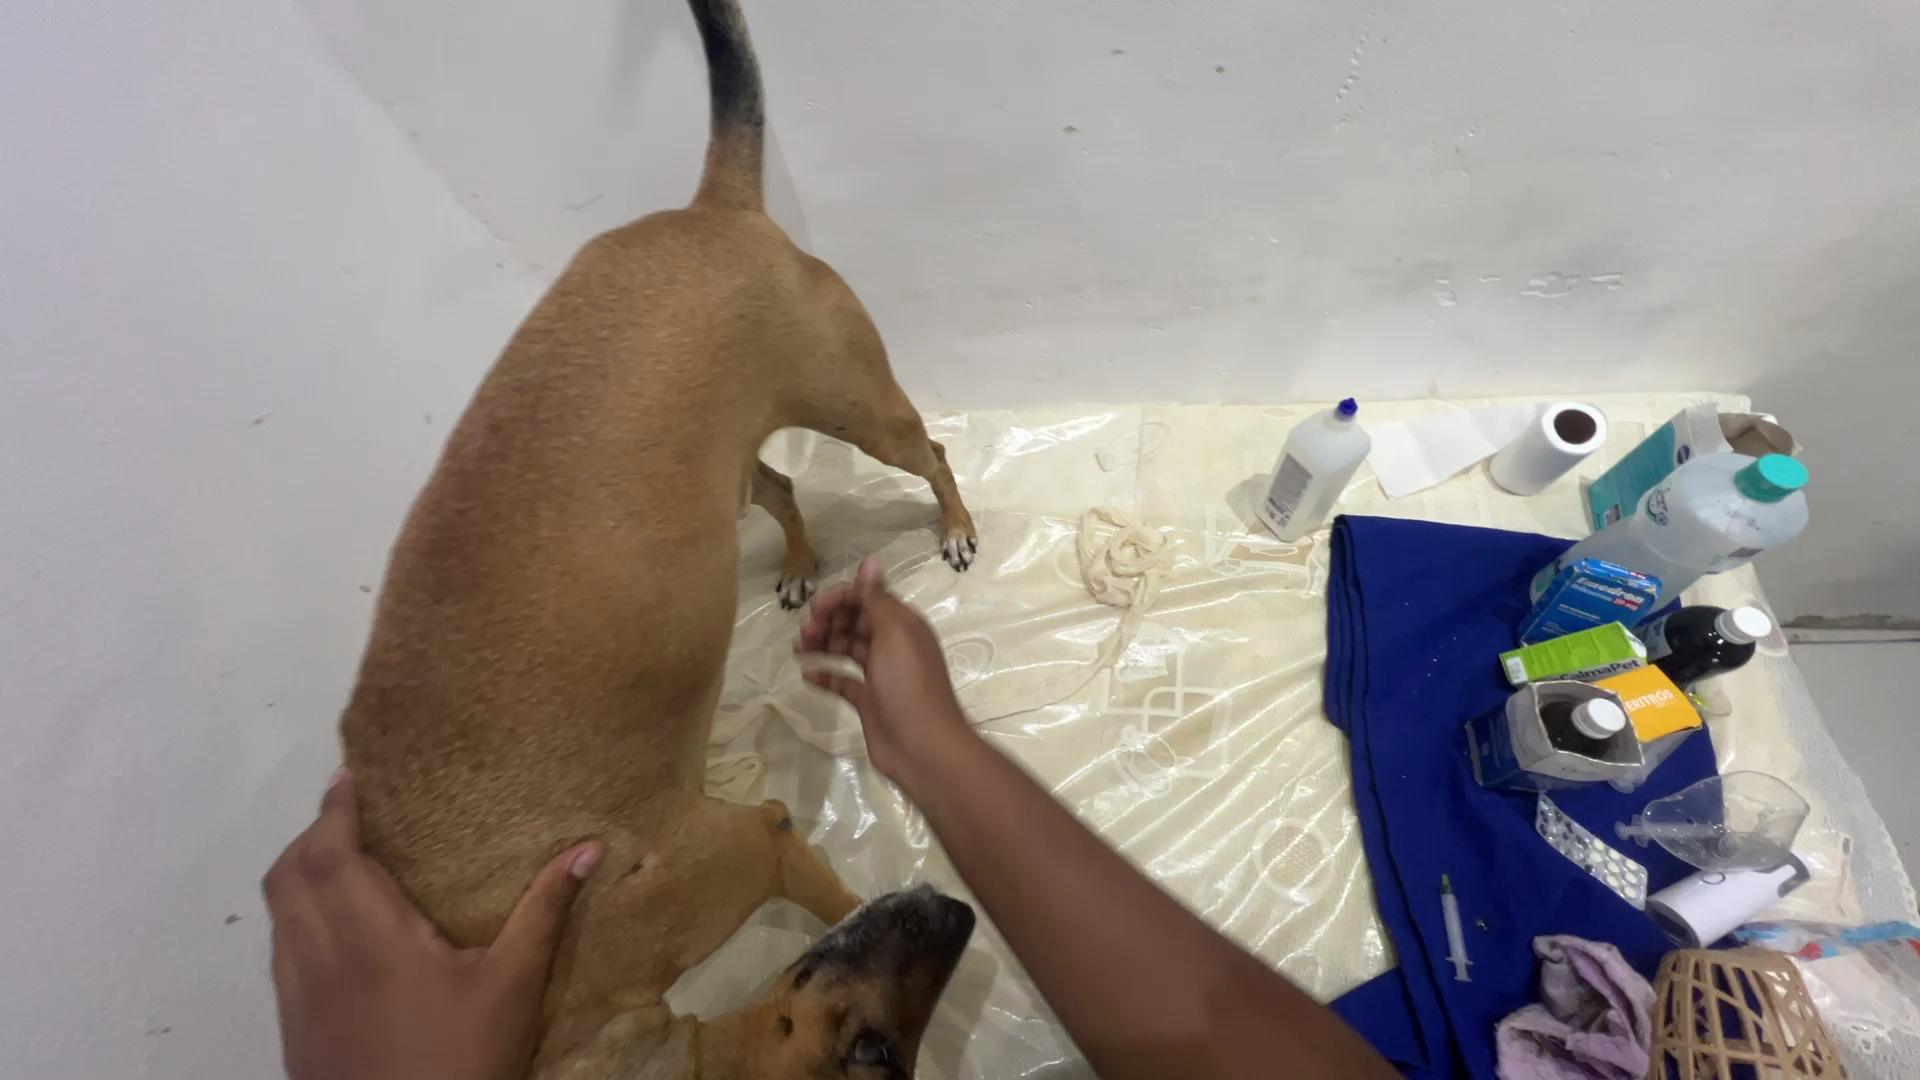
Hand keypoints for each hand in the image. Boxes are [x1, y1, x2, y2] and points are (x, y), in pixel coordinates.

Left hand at [264, 769, 602, 1079]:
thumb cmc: (460, 1059)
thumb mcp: (514, 983)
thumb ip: (545, 910)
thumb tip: (589, 848)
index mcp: (369, 943)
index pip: (330, 861)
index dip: (333, 812)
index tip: (349, 773)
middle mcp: (319, 963)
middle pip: (288, 880)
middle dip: (314, 832)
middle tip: (357, 803)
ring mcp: (299, 999)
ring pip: (279, 915)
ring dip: (304, 870)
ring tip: (351, 846)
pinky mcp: (295, 1028)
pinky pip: (285, 946)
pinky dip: (303, 908)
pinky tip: (349, 917)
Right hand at [796, 555, 973, 786]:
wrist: (923, 746)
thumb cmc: (909, 684)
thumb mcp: (894, 633)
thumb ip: (877, 598)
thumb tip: (871, 559)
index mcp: (902, 624)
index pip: (867, 598)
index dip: (840, 598)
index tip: (814, 609)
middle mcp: (892, 644)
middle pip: (855, 621)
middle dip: (829, 620)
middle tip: (806, 631)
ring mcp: (880, 673)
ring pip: (846, 648)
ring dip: (823, 643)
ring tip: (799, 649)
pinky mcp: (868, 701)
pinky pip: (843, 681)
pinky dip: (825, 674)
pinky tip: (807, 674)